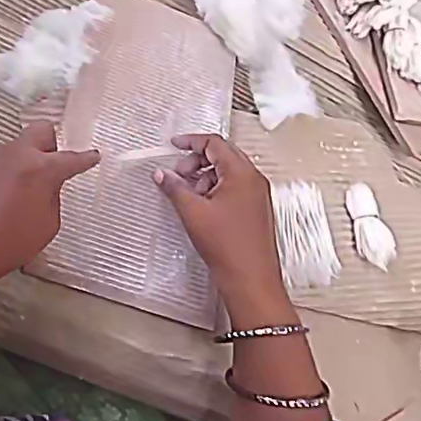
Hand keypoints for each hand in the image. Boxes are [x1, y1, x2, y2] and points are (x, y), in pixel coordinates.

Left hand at [0, 121, 98, 283]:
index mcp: (42, 168)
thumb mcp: (48, 223)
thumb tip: (48, 183)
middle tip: (48, 165)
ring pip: (14, 147)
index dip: (84, 159)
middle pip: (41, 130)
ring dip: (19, 162)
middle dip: (49, 145)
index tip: (91, 157)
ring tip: (14, 191)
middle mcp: (17, 153)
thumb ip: (52, 194)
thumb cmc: (10, 241)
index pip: (72, 158)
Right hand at [152, 134, 282, 304]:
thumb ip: (175, 187)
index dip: (191, 141)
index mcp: (241, 174)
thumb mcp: (192, 212)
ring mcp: (257, 194)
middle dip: (196, 160)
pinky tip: (201, 205)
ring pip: (227, 171)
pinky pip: (233, 186)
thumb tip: (163, 174)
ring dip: (204, 175)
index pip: (215, 143)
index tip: (175, 145)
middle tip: (178, 173)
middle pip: (223, 154)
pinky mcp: (255, 208)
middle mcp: (254, 180)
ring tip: (188, 193)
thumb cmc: (229, 246)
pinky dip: (214, 188)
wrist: (250, 278)